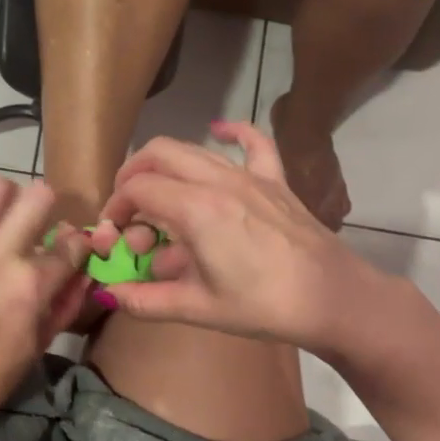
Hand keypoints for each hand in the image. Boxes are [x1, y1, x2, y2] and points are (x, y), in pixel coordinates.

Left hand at [0, 173, 91, 426]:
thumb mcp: (41, 342)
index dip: (78, 245)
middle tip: (37, 226)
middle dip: (46, 208)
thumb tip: (84, 271)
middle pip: (37, 197)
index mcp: (31, 283)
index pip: (70, 243)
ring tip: (1, 215)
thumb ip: (66, 301)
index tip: (72, 250)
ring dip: (3, 197)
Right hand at [93, 122, 384, 353]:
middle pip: (158, 154)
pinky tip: (219, 132)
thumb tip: (107, 295)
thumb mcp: (195, 308)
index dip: (116, 207)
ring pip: (193, 148)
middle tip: (127, 209)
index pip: (137, 187)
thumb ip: (143, 300)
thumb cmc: (262, 305)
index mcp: (195, 209)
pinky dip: (231, 132)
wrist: (332, 299)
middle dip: (131, 175)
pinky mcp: (275, 180)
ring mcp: (249, 176)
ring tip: (159, 198)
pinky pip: (253, 142)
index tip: (114, 235)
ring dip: (165, 166)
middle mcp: (218, 181)